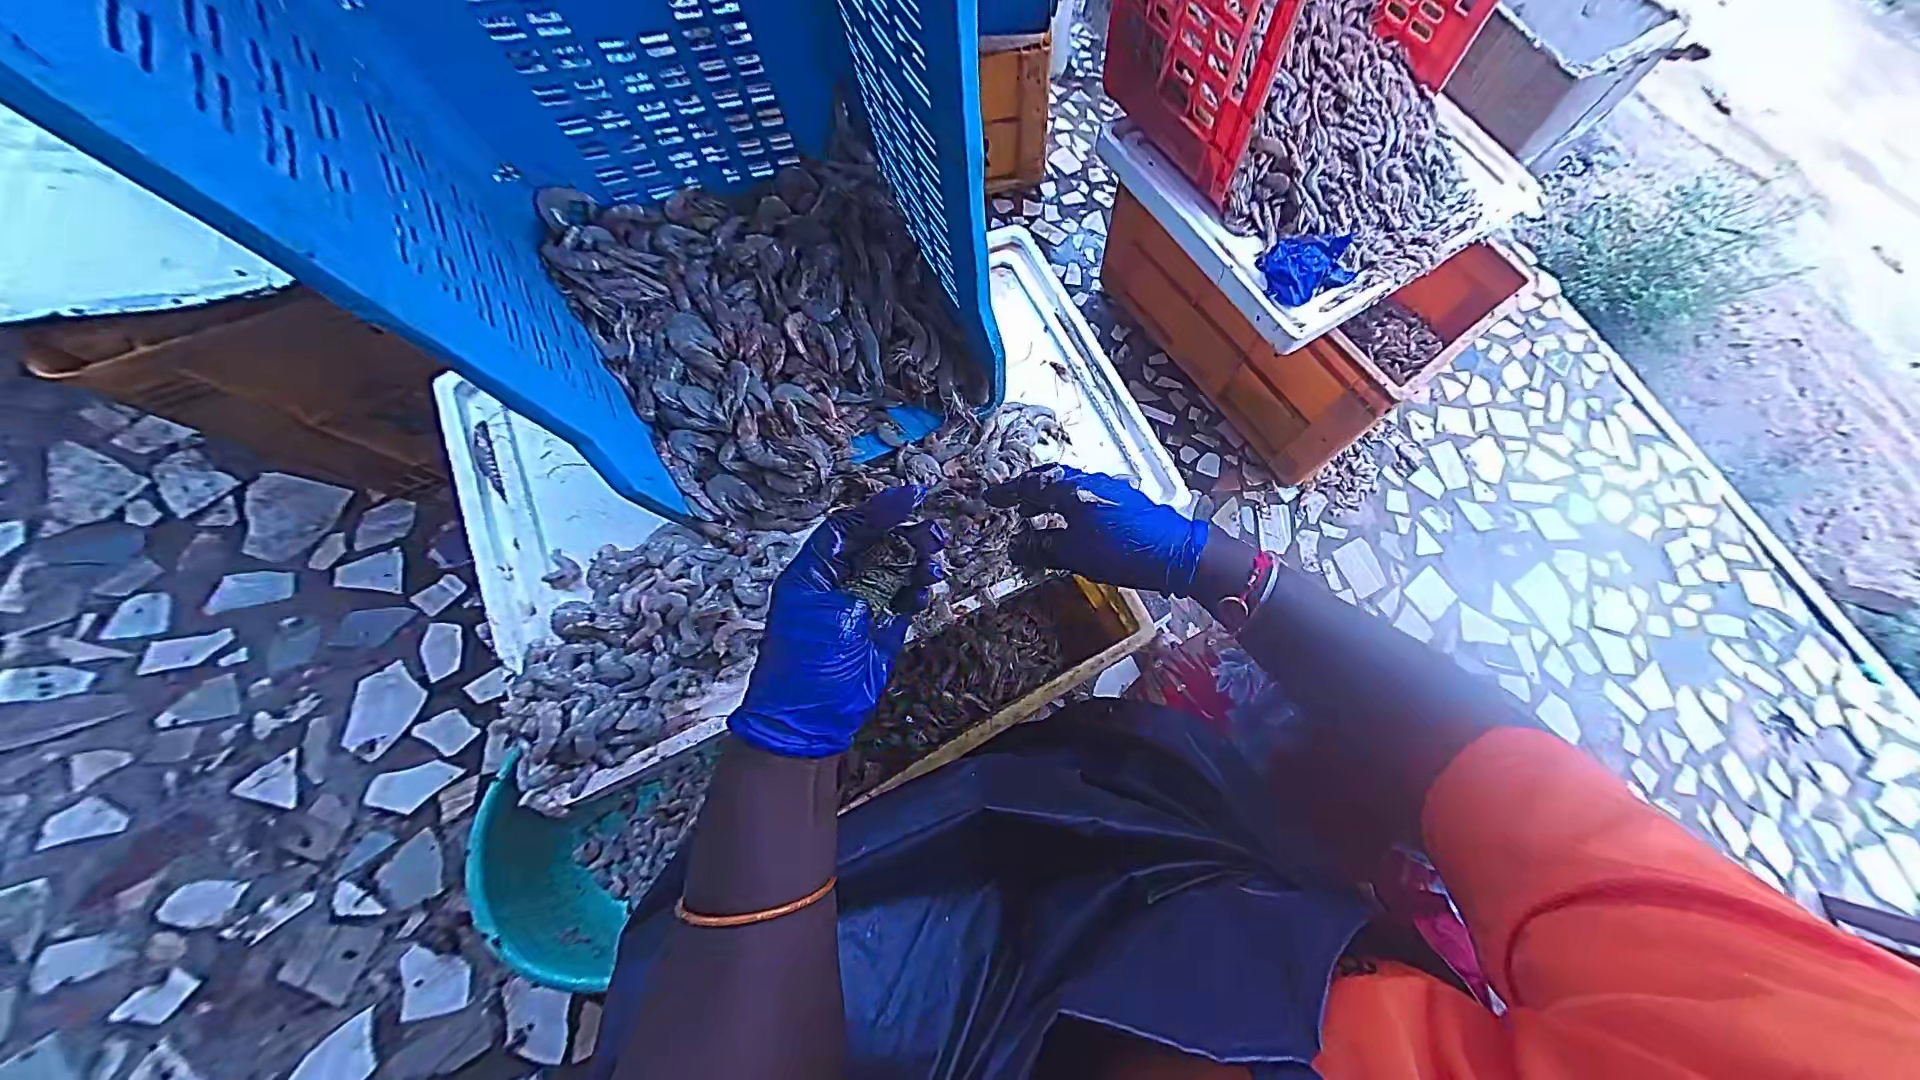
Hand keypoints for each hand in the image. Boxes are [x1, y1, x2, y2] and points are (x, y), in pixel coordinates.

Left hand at [729, 487, 946, 757]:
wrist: (811, 721)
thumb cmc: (806, 660)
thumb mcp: (830, 606)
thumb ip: (864, 568)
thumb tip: (894, 530)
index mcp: (816, 569)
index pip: (848, 527)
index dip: (879, 510)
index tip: (911, 497)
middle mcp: (840, 581)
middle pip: (878, 544)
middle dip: (906, 537)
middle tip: (934, 535)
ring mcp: (863, 603)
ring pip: (897, 569)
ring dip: (917, 564)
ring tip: (932, 567)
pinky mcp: (884, 625)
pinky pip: (905, 597)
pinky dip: (916, 592)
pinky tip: (921, 594)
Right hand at [986, 465, 1208, 595]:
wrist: (1176, 553)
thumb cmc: (1123, 550)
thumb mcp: (1075, 553)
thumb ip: (1042, 547)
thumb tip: (1017, 548)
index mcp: (1073, 488)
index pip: (1031, 485)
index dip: (1008, 493)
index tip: (992, 497)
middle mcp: (1090, 481)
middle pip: (1050, 482)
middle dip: (1027, 494)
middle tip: (1011, 507)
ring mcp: (1108, 489)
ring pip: (1067, 489)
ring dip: (1048, 501)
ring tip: (1033, 517)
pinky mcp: (1121, 501)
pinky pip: (1083, 497)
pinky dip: (1066, 507)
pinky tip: (1065, 524)